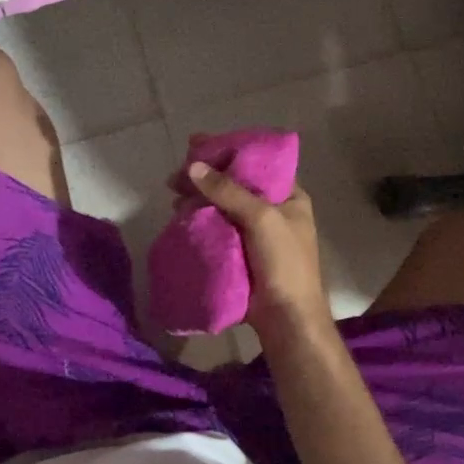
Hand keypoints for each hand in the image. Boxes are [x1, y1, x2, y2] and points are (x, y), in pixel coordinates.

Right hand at [185, 163, 331, 338]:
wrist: (286, 318)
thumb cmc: (284, 262)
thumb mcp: (260, 218)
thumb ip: (227, 190)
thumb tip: (193, 166)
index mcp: (289, 196)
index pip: (256, 163)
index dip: (227, 151)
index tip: (196, 145)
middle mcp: (273, 209)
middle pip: (233, 182)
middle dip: (204, 177)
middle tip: (175, 177)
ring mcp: (255, 231)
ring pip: (221, 204)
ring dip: (197, 198)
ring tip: (174, 198)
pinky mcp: (239, 250)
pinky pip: (215, 226)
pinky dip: (198, 218)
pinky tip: (180, 216)